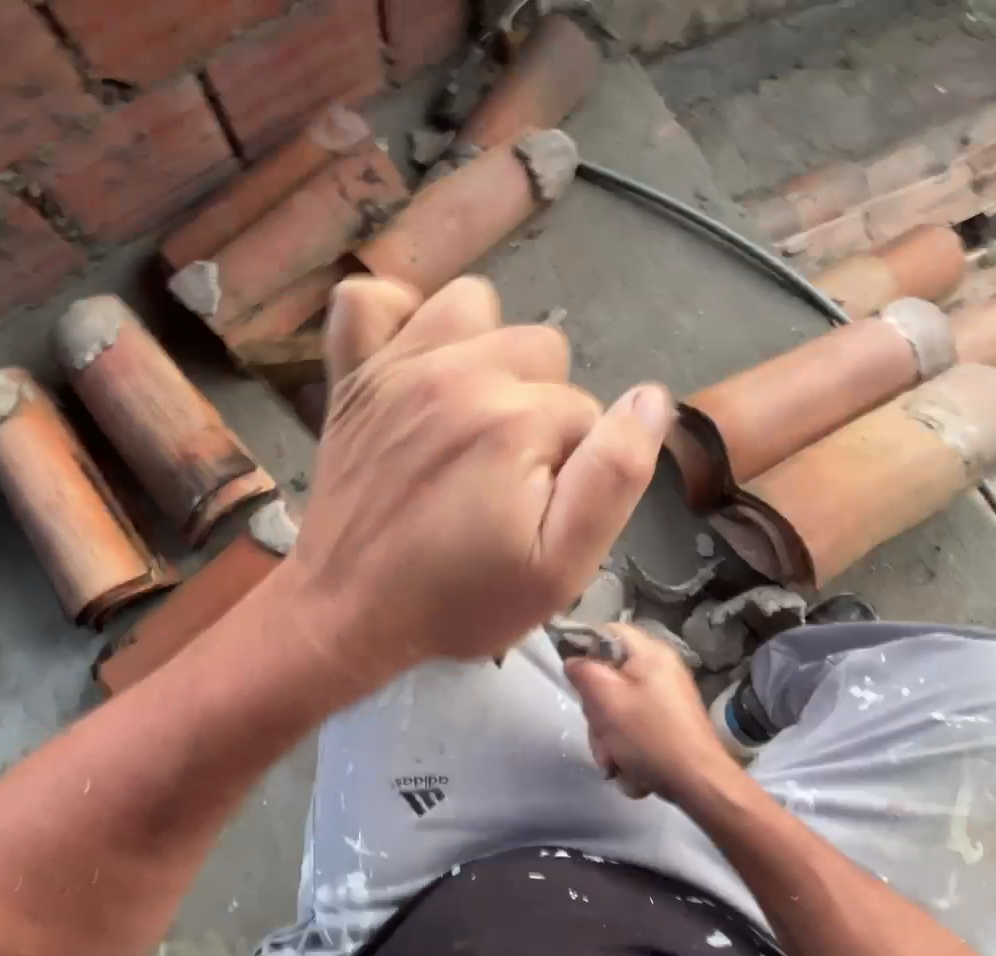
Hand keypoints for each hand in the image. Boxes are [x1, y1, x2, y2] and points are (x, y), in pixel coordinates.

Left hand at [287, 275, 674, 680]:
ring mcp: (397, 367)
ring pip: (474, 308)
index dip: (574, 467)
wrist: (346, 614)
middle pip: (539, 354)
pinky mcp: (352, 378)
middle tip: (503, 476)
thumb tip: (649, 398)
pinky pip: (367, 302)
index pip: (586, 413)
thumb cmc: (457, 600)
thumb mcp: (560, 568)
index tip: (534, 512)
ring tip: (470, 415)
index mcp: (517, 420)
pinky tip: (411, 360)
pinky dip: (394, 317)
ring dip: (484, 354)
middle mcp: (459, 373)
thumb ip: (615, 478)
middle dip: (537, 410)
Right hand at [565, 624, 738, 802]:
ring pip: (618, 705)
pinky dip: (625, 744)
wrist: (699, 784)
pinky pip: (634, 724)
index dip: (584, 650)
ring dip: (607, 734)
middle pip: (609, 674)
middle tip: (600, 729)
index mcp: (650, 653)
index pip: (607, 632)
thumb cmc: (649, 737)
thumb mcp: (606, 700)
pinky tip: (626, 764)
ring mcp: (666, 698)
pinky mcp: (668, 723)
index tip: (575, 679)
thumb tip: (573, 662)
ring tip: (613, 759)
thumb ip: (583, 673)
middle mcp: (661, 669)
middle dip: (597, 708)